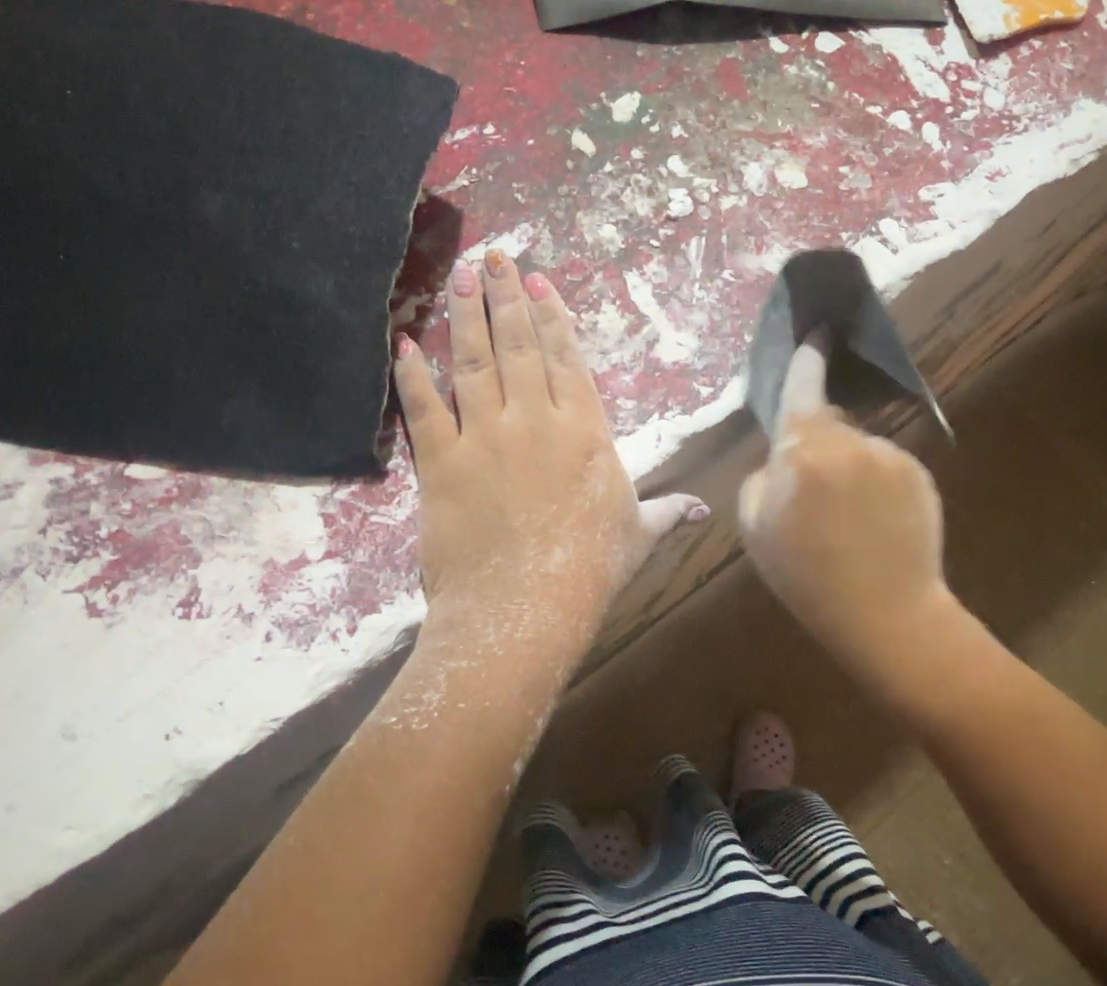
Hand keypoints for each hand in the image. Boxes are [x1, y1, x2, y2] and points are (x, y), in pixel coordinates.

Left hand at [395, 251, 705, 641]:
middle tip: (494, 256)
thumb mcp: (638, 537)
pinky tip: (404, 346)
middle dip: (505, 296)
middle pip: (517, 346)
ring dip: (464, 317)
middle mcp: (534, 421)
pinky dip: (412, 376)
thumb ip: (666, 513)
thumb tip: (702, 511)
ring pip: (471, 363)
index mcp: (586, 433)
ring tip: (460, 279)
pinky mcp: (441, 463)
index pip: (567, 360)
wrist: (526, 609)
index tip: (539, 281)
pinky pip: (423, 409)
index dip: (552, 316)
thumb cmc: (591, 572)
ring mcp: (484, 438)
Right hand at [737, 330, 953, 669]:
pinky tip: (876, 526)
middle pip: (828, 424)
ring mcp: (891, 456)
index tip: (819, 330)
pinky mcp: (921, 474)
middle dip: (817, 446)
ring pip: (859, 450)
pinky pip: (888, 469)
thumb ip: (762, 477)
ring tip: (848, 524)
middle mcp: (851, 440)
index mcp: (802, 450)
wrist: (885, 613)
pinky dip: (878, 487)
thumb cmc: (807, 576)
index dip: (807, 356)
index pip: (803, 387)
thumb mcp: (755, 529)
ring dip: (849, 471)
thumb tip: (783, 459)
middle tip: (812, 496)